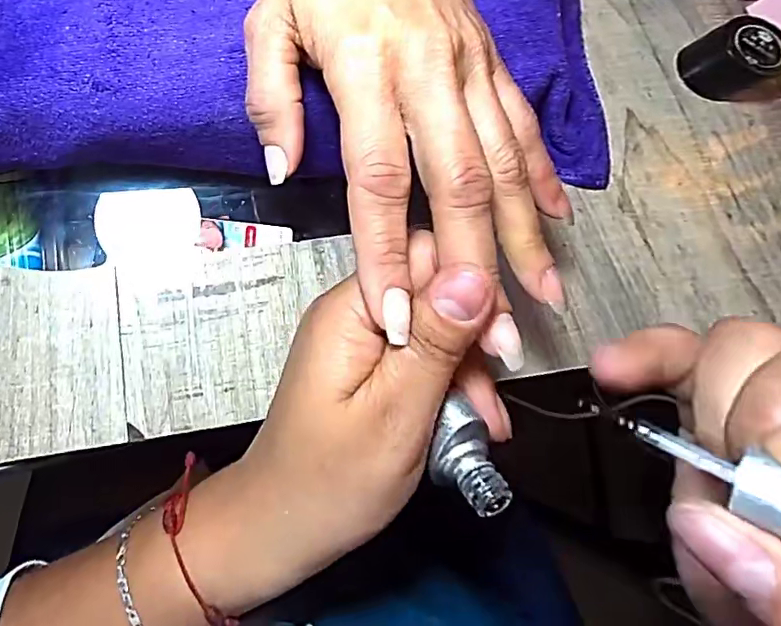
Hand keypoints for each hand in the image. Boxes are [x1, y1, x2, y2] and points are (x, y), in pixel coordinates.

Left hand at [0, 240, 506, 625]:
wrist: (270, 525)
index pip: (418, 255)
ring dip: (459, 375)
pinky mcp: (350, 363)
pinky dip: (439, 389)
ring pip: (422, 326)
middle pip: (424, 292)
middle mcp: (340, 306)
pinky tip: (452, 430)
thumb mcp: (397, 415)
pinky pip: (407, 354)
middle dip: (469, 343)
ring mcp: (344, 334)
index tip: (510, 344)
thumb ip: (429, 339)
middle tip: (487, 412)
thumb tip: (459, 267)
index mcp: (346, 304)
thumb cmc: (328, 480)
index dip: (470, 290)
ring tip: (471, 435)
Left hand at [244, 0, 570, 368]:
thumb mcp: (267, 25)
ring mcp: (469, 65)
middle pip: (457, 182)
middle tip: (491, 337)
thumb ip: (271, 98)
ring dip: (522, 234)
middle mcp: (428, 72)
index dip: (388, 251)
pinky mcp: (491, 57)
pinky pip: (522, 121)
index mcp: (365, 69)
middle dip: (474, 266)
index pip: (378, 178)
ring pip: (504, 160)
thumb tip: (279, 167)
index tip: (396, 314)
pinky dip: (540, 172)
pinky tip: (554, 216)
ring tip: (541, 295)